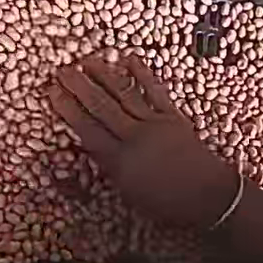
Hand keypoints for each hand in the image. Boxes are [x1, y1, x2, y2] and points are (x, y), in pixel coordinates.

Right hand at [48, 53, 240, 228]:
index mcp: (120, 161)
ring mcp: (155, 124)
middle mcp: (135, 137)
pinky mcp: (174, 117)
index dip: (68, 109)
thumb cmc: (168, 203)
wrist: (209, 197)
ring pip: (124, 95)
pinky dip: (141, 74)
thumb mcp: (131, 194)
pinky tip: (128, 58)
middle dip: (80, 87)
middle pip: (102, 107)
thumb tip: (90, 147)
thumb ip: (111, 168)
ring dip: (104, 75)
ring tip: (87, 60)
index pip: (87, 130)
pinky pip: (155, 91)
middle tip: (62, 70)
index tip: (52, 93)